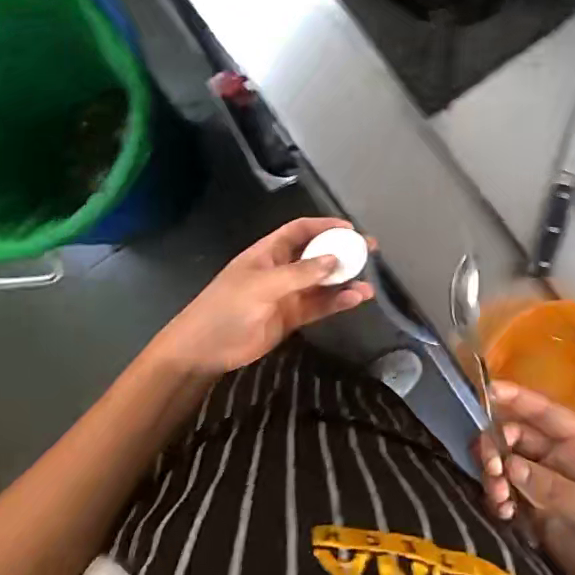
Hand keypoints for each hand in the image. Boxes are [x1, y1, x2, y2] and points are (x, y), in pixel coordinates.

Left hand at [150, 218, 375, 376]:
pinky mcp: (291, 318)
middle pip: (315, 255)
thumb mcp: (263, 285)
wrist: (205, 347)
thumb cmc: (227, 307)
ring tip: (370, 283)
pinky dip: (337, 303)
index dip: (324, 226)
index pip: (299, 231)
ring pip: (321, 283)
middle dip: (341, 253)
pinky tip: (356, 300)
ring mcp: (286, 294)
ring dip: (344, 282)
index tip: (350, 230)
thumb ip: (299, 273)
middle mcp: (280, 269)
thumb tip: (334, 260)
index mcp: (267, 252)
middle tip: (370, 252)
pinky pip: (318, 306)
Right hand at [477, 382, 574, 574]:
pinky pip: (508, 494)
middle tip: (490, 469)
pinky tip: (501, 514)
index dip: (518, 399)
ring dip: (495, 476)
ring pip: (508, 465)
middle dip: (498, 446)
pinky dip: (498, 499)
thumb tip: (510, 465)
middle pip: (520, 438)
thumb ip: (555, 489)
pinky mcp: (538, 514)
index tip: (486, 390)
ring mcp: (550, 488)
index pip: (549, 415)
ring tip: (499, 500)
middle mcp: (566, 462)